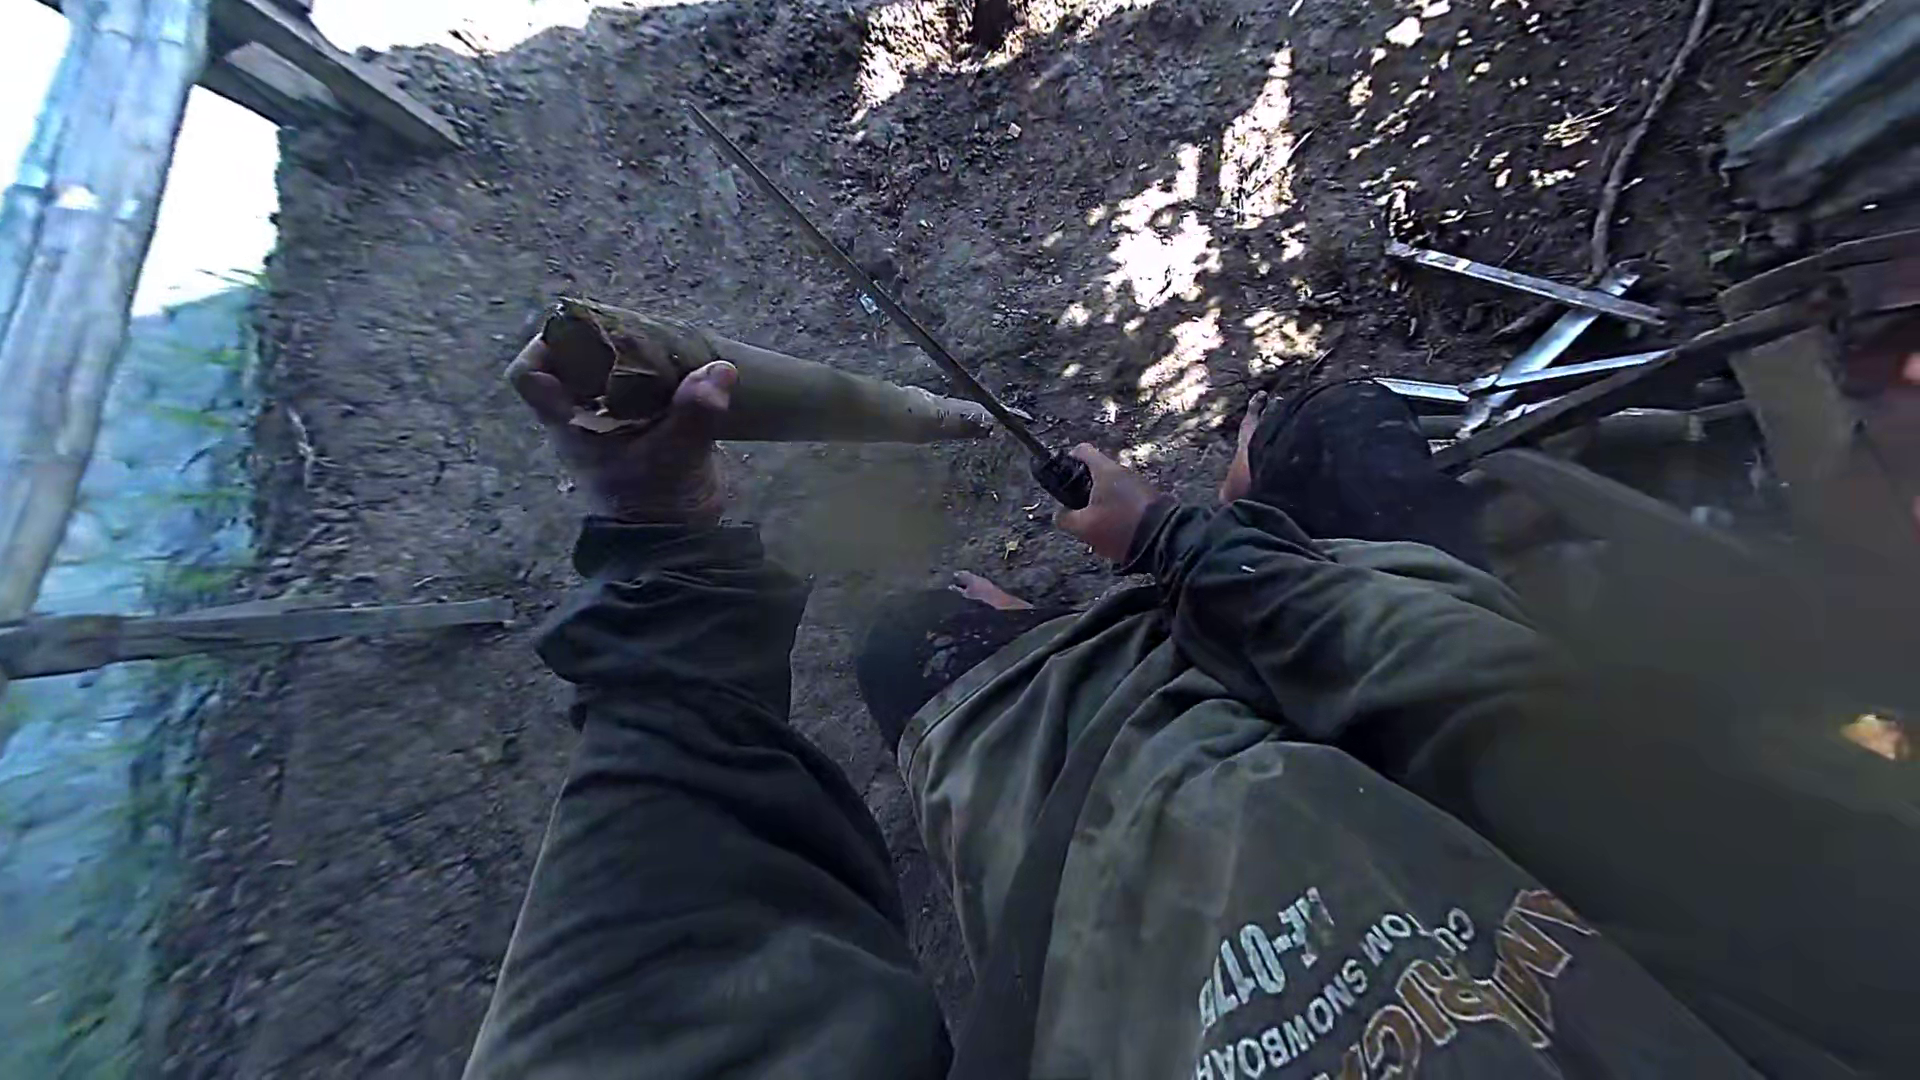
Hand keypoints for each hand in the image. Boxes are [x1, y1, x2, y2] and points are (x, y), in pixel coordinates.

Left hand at [507, 336, 736, 524]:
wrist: (681, 543)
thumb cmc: (658, 503)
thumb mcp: (675, 455)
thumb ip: (695, 411)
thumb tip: (721, 369)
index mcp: (573, 426)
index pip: (531, 377)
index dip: (545, 346)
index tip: (583, 331)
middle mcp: (587, 422)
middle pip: (577, 368)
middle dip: (604, 346)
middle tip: (639, 332)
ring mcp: (618, 429)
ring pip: (614, 380)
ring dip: (637, 363)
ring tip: (667, 346)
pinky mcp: (649, 435)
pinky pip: (647, 398)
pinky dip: (662, 383)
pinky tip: (686, 373)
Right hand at [1055, 444, 1163, 561]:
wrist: (1165, 538)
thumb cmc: (1119, 526)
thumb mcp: (1083, 527)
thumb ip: (1065, 519)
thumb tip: (1060, 515)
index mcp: (1104, 470)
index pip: (1082, 450)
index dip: (1068, 459)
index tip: (1063, 478)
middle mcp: (1123, 471)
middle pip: (1095, 474)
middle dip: (1084, 493)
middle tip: (1079, 512)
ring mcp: (1139, 484)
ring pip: (1111, 490)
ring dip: (1101, 506)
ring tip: (1098, 528)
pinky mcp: (1150, 498)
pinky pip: (1126, 501)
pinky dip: (1117, 513)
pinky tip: (1116, 533)